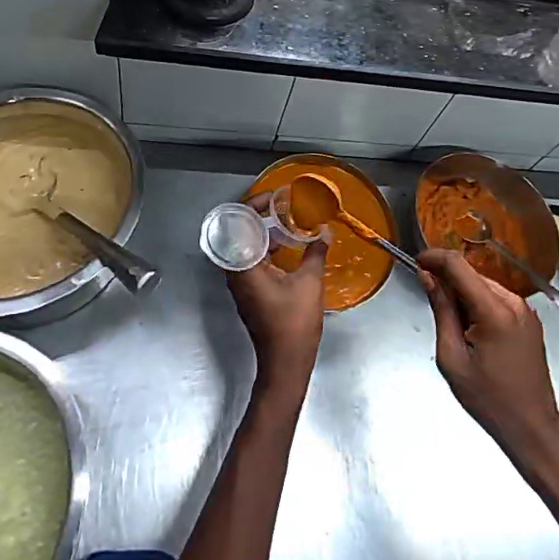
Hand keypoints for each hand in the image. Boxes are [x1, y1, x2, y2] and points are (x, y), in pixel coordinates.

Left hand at [228, 194, 326, 389]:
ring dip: (263, 233)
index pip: (240, 222)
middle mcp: (234, 270)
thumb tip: (324, 232)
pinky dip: (265, 249)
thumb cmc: (293, 324)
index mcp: (243, 264)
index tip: (275, 197)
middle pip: (240, 232)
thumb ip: (315, 253)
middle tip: (281, 206)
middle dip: (260, 216)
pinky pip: (251, 260)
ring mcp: (239, 282)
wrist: (284, 363)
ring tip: (286, 223)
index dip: (256, 204)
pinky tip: (284, 247)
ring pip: (246, 247)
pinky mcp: (247, 291)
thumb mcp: (309, 283)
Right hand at [417, 248, 558, 453]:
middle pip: (470, 274)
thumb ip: (440, 310)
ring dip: (460, 293)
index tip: (415, 263)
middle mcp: (515, 305)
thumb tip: (428, 277)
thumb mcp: (452, 356)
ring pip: (481, 284)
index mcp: (495, 312)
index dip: (433, 258)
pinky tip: (469, 328)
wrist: (533, 427)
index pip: (458, 266)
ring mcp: (526, 312)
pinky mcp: (528, 320)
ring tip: (451, 324)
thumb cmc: (489, 398)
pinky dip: (475, 302)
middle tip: (429, 301)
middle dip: (446, 280)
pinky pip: (494, 297)